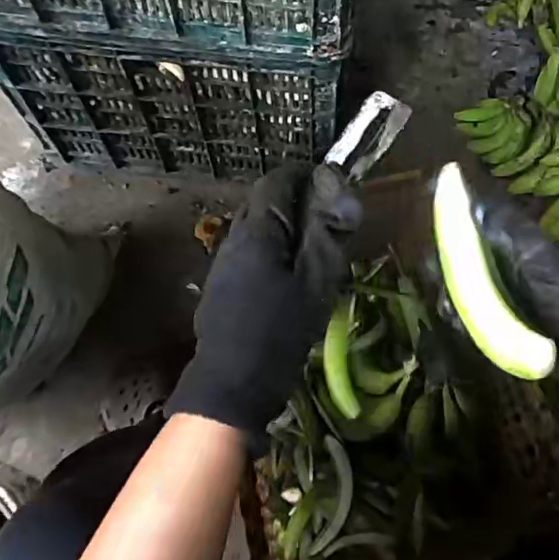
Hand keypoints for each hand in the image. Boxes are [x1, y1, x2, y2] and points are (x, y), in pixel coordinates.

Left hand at [167, 164, 361, 444]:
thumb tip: (336, 179)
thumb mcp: (316, 277)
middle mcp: (234, 235)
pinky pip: (252, 250)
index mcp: (257, 228)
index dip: (308, 176)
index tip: (336, 191)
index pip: (279, 179)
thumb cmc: (281, 327)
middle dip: (300, 202)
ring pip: (259, 227)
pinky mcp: (222, 283)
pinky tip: (292, 278)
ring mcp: (224, 260)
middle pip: (266, 200)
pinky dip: (276, 250)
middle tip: (332, 223)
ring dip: (287, 228)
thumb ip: (327, 228)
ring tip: (316, 252)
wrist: (233, 383)